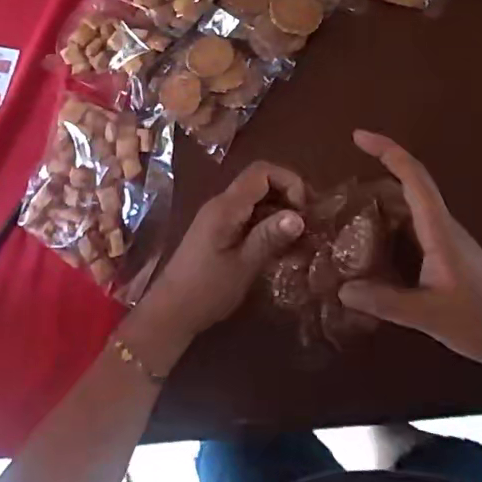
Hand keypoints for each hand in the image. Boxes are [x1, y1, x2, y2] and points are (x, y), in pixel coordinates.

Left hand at [129, 161, 306, 355]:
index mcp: (226, 207)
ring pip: (256, 200)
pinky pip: (248, 216)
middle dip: (288, 196)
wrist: (172, 309)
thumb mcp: (244, 265)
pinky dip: (267, 224)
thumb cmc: (207, 289)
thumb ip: (270, 237)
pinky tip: (282, 247)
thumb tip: (300, 216)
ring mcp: (219, 217)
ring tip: (301, 238)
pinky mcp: (219, 231)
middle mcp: (221, 204)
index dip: (289, 181)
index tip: (304, 210)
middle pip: (260, 182)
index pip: (261, 171)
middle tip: (309, 224)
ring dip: (280, 212)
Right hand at [338, 131, 481, 379]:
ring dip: (379, 206)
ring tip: (344, 219)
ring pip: (409, 210)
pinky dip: (388, 229)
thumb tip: (341, 289)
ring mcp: (447, 243)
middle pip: (406, 189)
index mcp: (440, 231)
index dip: (387, 150)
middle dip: (372, 181)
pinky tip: (370, 250)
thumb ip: (384, 301)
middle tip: (336, 193)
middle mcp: (443, 228)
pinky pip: (412, 231)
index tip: (357, 137)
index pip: (414, 177)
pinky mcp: (448, 259)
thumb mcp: (429, 315)